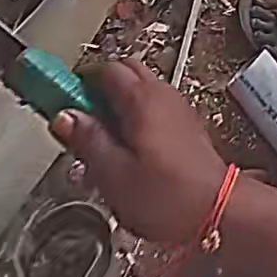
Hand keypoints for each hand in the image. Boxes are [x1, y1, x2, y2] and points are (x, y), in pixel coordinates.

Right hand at [51, 60, 227, 246]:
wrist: (217, 208)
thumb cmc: (167, 195)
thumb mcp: (114, 174)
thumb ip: (88, 140)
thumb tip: (63, 116)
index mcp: (141, 99)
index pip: (104, 69)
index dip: (78, 80)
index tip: (59, 97)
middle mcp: (160, 92)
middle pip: (123, 70)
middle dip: (98, 86)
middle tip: (79, 116)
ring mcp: (174, 104)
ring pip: (138, 85)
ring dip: (116, 99)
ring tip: (101, 136)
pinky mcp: (182, 120)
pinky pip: (152, 102)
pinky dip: (134, 111)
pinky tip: (127, 146)